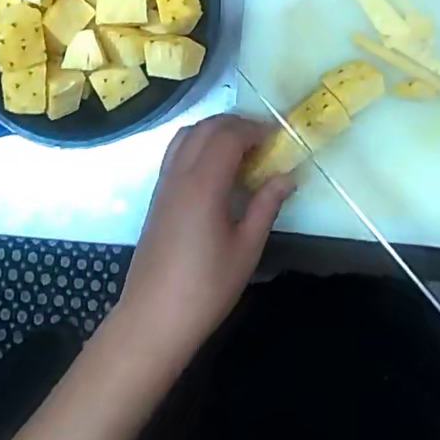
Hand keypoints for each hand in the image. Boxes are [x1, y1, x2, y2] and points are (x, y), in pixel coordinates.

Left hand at [113, 114, 296, 358]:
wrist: (153, 316)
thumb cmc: (205, 287)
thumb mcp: (246, 249)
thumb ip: (265, 206)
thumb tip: (287, 177)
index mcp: (204, 183)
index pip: (228, 136)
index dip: (254, 130)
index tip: (277, 137)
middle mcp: (180, 172)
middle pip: (207, 127)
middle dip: (237, 124)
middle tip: (264, 139)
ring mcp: (165, 180)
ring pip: (188, 133)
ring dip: (215, 129)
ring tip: (241, 147)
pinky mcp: (158, 192)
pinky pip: (176, 148)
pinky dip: (197, 141)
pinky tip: (214, 163)